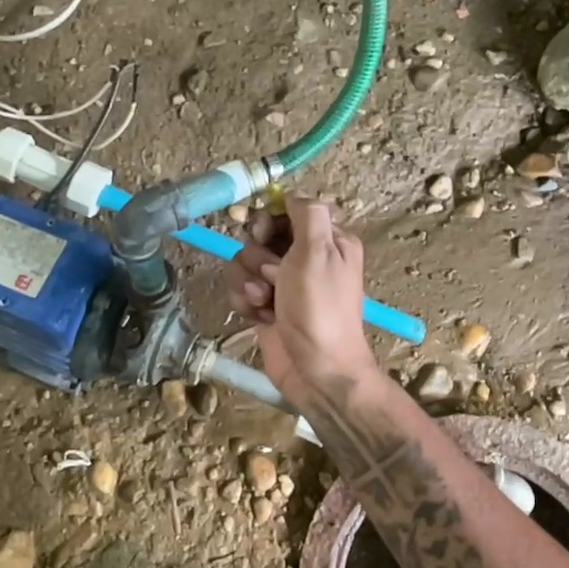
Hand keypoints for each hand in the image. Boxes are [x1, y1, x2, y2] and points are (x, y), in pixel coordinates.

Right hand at [224, 197, 378, 409]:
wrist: (317, 371)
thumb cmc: (321, 308)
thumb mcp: (320, 251)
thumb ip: (307, 214)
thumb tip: (291, 196)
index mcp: (328, 240)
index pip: (288, 211)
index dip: (270, 220)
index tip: (264, 233)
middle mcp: (306, 258)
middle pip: (260, 236)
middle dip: (258, 257)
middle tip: (272, 276)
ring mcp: (284, 284)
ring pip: (244, 263)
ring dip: (249, 282)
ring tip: (265, 302)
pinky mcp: (266, 307)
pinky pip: (240, 289)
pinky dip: (245, 302)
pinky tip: (259, 317)